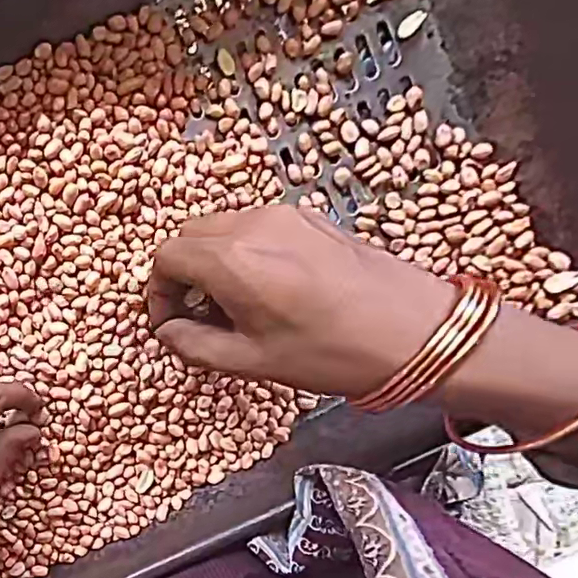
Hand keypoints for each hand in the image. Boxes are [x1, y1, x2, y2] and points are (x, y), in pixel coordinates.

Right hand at [147, 204, 456, 397]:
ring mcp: (285, 216)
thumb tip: (167, 331)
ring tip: (232, 305)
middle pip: (189, 236)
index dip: (158, 292)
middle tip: (197, 314)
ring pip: (221, 228)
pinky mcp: (310, 217)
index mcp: (233, 261)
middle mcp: (254, 225)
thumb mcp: (251, 361)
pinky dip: (241, 252)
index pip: (166, 258)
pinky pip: (254, 227)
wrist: (419, 332)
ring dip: (210, 262)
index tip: (170, 321)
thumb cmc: (333, 353)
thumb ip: (194, 344)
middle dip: (182, 274)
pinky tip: (264, 288)